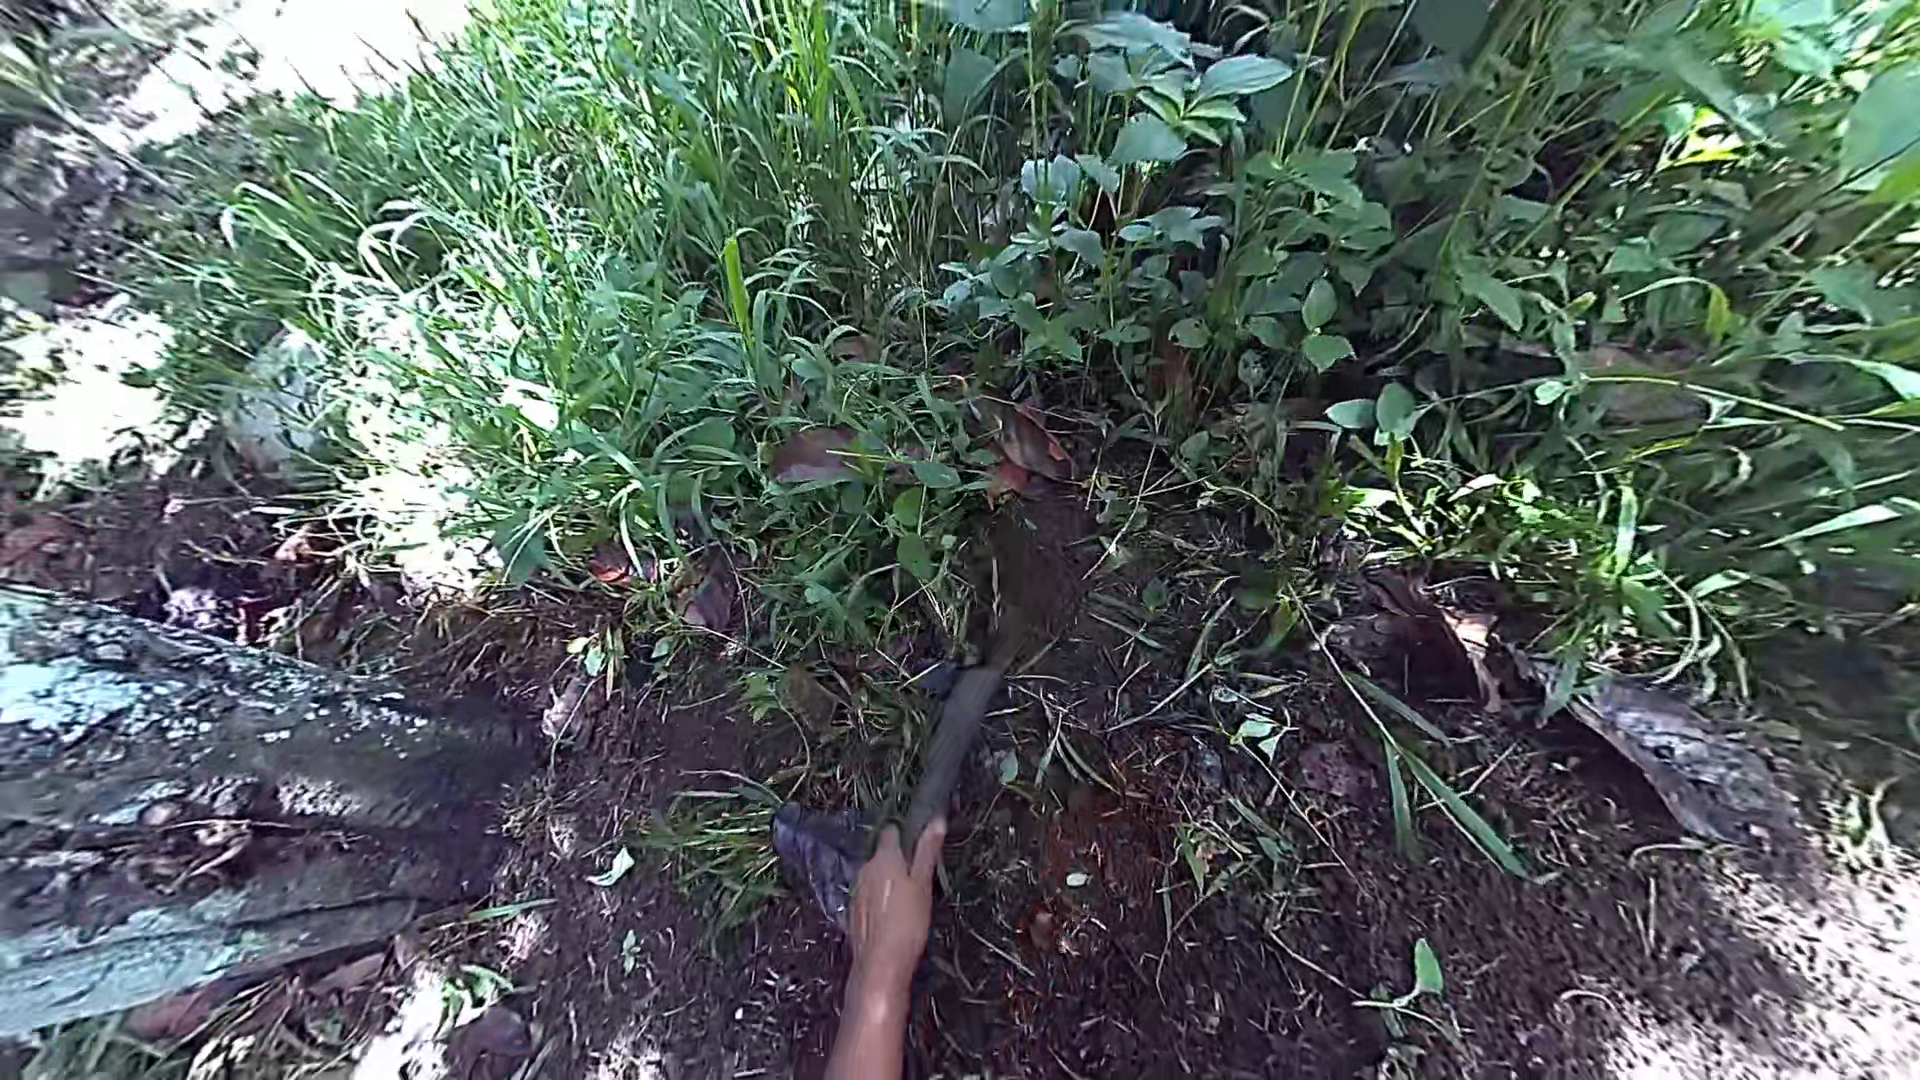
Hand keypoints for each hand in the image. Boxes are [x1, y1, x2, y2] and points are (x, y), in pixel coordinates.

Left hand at [847, 818, 945, 1001]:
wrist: (879, 968)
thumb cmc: (906, 923)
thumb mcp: (923, 884)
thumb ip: (927, 851)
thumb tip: (937, 820)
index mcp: (883, 857)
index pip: (891, 831)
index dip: (905, 832)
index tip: (919, 841)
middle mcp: (866, 868)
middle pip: (883, 853)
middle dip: (898, 859)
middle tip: (919, 874)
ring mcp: (857, 890)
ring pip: (875, 874)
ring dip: (889, 879)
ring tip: (908, 897)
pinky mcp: (854, 911)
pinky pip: (869, 893)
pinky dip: (880, 897)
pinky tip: (892, 914)